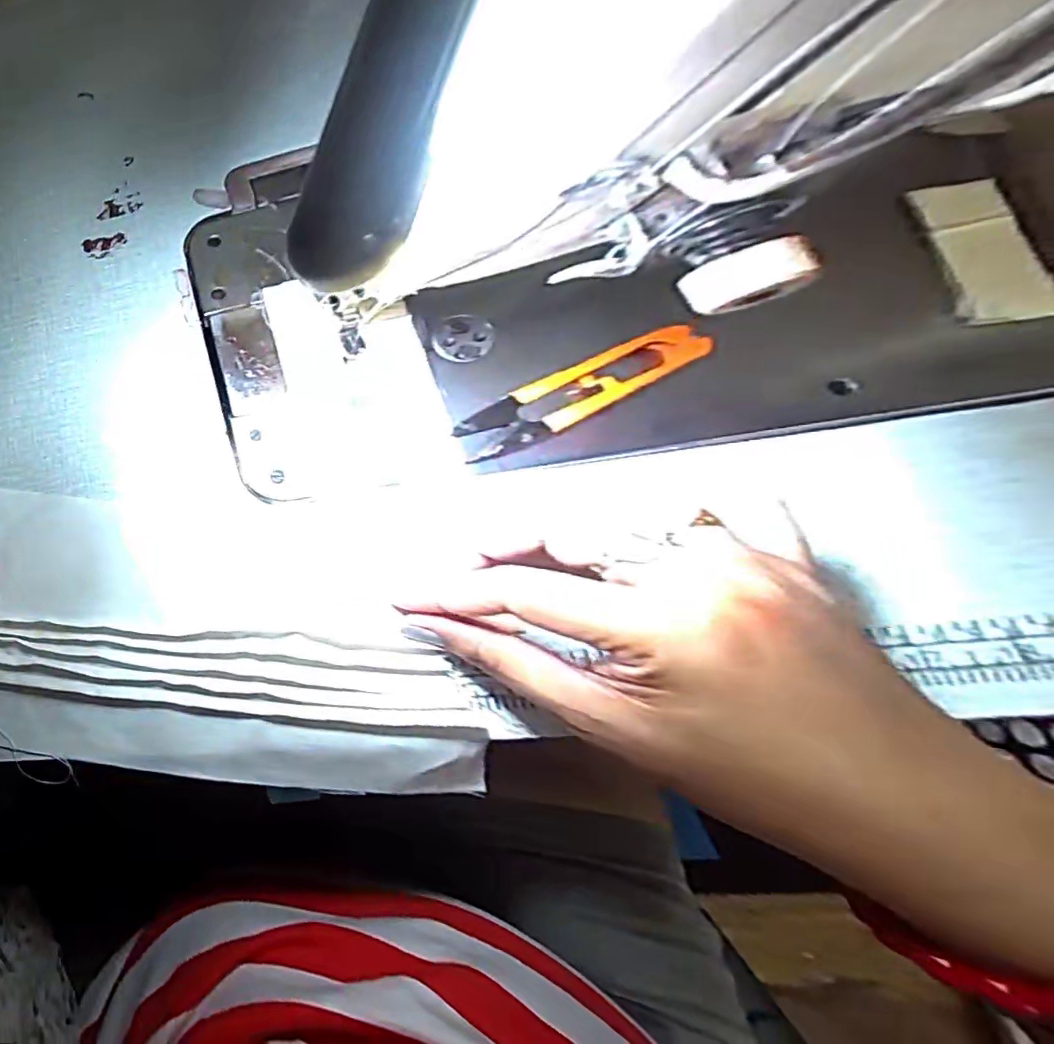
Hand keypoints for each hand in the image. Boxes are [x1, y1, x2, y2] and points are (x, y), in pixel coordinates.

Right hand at [394, 516, 987, 832]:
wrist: (897, 801)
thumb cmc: (747, 779)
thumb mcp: (614, 729)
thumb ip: (518, 666)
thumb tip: (444, 630)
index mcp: (662, 623)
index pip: (523, 591)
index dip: (452, 592)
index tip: (408, 595)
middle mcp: (704, 569)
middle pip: (566, 529)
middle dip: (499, 549)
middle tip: (461, 576)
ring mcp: (751, 553)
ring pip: (624, 509)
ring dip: (563, 532)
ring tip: (528, 561)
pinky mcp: (784, 552)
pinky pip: (714, 504)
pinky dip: (661, 510)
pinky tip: (634, 532)